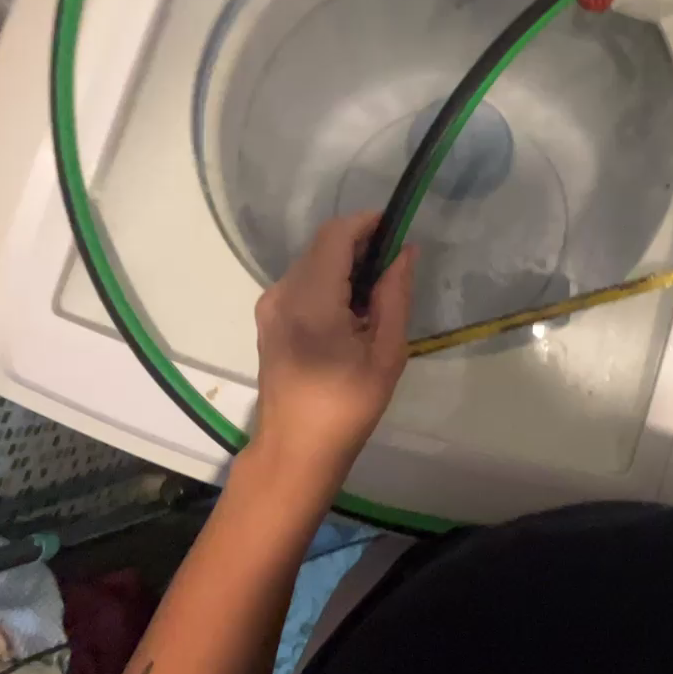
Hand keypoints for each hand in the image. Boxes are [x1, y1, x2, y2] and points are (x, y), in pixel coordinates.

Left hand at [251, 212, 416, 485]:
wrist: (295, 450)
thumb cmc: (347, 405)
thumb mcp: (387, 353)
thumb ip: (394, 295)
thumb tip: (404, 252)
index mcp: (311, 300)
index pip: (336, 235)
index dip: (367, 223)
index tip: (398, 230)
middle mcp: (282, 293)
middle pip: (323, 246)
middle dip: (360, 245)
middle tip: (394, 269)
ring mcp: (270, 305)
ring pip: (312, 262)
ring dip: (345, 265)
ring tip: (375, 297)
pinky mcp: (268, 319)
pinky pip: (302, 282)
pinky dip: (329, 282)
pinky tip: (350, 313)